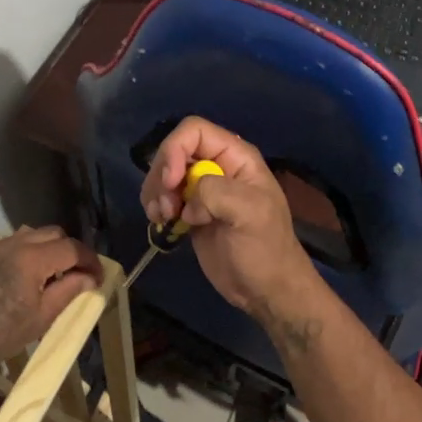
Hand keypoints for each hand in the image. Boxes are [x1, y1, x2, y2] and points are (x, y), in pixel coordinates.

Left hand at [0, 226, 102, 367]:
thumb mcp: (41, 318)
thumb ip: (69, 291)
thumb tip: (90, 278)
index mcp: (33, 258)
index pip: (72, 248)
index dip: (90, 260)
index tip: (98, 277)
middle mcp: (16, 243)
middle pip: (54, 234)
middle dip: (71, 251)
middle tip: (78, 274)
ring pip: (33, 234)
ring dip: (49, 248)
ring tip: (52, 275)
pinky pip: (13, 243)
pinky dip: (28, 252)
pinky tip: (26, 277)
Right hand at [140, 117, 323, 321]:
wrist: (265, 290)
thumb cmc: (265, 249)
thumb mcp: (249, 213)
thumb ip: (216, 192)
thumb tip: (188, 202)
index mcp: (236, 157)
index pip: (194, 130)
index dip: (175, 149)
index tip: (171, 182)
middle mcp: (217, 166)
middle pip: (174, 150)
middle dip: (162, 176)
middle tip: (166, 208)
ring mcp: (202, 189)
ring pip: (164, 174)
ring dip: (155, 193)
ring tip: (163, 218)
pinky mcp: (190, 212)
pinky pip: (163, 197)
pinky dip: (155, 206)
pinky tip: (161, 224)